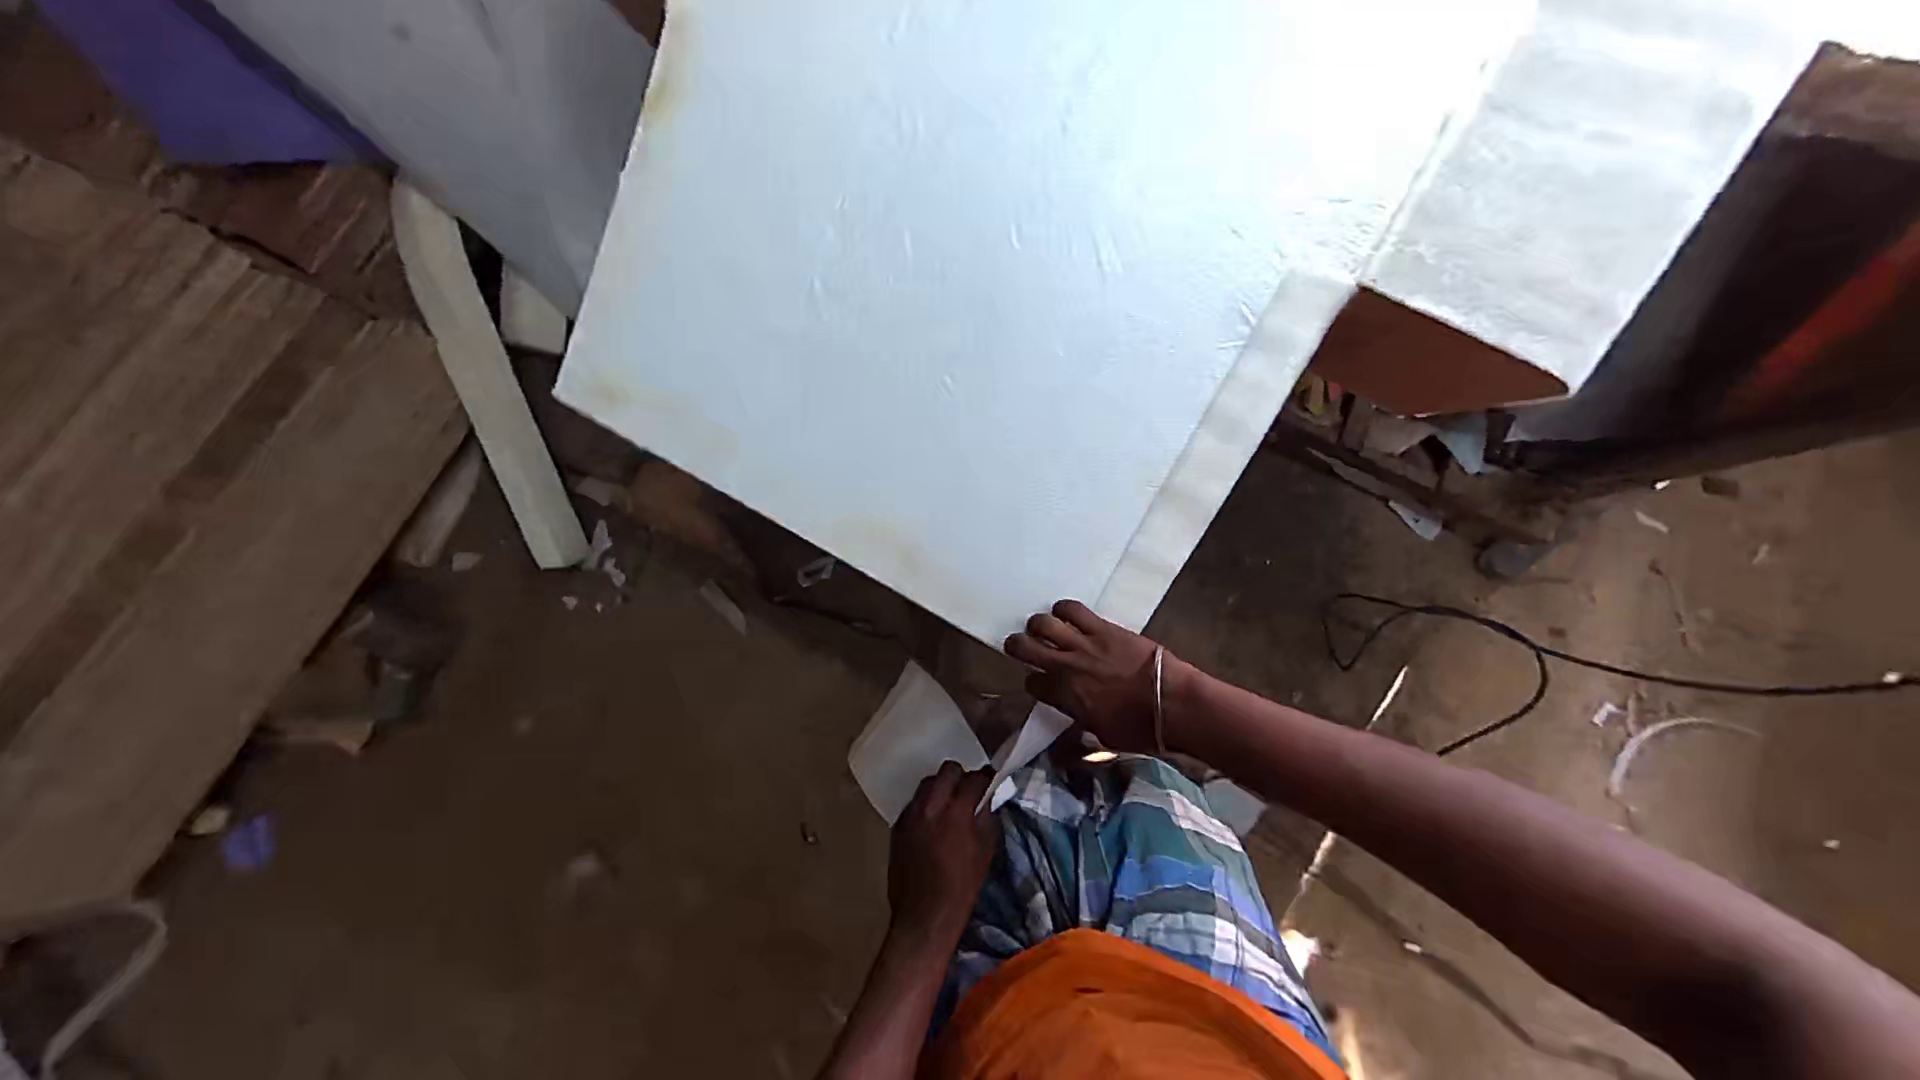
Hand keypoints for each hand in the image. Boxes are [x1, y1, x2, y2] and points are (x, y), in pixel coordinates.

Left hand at [888, 761, 997, 938]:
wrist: (924, 915)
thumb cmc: (962, 887)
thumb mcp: (985, 852)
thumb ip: (986, 819)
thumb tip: (985, 800)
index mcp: (958, 812)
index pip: (975, 778)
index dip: (985, 777)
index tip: (989, 780)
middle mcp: (932, 806)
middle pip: (947, 770)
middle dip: (961, 775)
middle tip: (967, 789)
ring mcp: (911, 814)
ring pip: (927, 783)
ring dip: (941, 787)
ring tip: (948, 803)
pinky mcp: (897, 825)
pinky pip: (914, 802)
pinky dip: (925, 805)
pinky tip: (931, 821)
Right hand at [1003, 599, 1181, 753]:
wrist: (1173, 704)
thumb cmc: (1140, 728)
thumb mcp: (1103, 735)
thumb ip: (1082, 723)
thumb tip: (1077, 722)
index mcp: (1064, 697)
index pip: (1033, 684)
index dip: (1035, 683)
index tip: (1040, 683)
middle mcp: (1065, 667)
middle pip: (1025, 647)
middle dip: (1017, 646)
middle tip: (1020, 645)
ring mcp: (1083, 644)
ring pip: (1044, 623)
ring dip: (1038, 625)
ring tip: (1043, 628)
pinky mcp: (1102, 627)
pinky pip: (1073, 609)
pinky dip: (1064, 609)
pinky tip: (1065, 614)